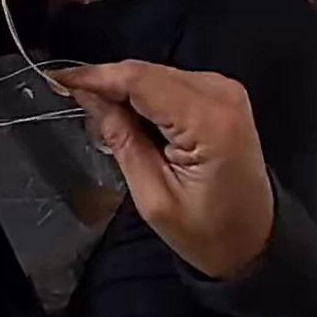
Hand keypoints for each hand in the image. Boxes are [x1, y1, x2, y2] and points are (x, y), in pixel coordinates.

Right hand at [54, 61, 273, 279]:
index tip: (57, 77)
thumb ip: (118, 136)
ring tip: (97, 109)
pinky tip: (126, 109)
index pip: (138, 80)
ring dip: (120, 86)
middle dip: (104, 81)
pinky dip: (139, 90)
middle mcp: (220, 94)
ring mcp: (223, 88)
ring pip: (149, 71)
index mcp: (209, 123)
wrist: (259, 245)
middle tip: (68, 93)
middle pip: (142, 72)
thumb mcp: (152, 196)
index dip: (94, 75)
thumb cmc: (208, 232)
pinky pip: (163, 77)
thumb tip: (84, 92)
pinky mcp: (220, 90)